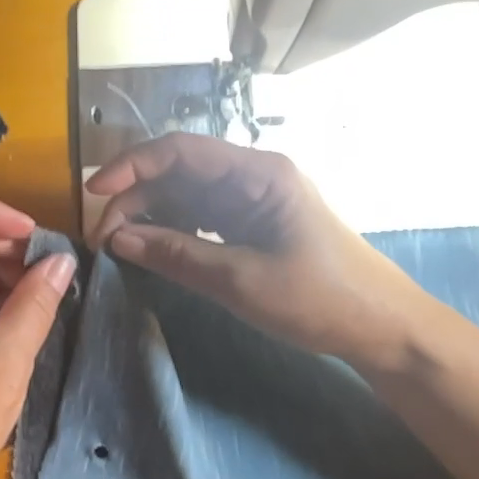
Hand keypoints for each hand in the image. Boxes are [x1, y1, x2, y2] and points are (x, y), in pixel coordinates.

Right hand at [85, 133, 436, 370]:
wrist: (383, 328)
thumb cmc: (320, 297)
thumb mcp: (241, 280)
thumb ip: (176, 254)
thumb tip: (117, 239)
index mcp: (257, 172)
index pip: (180, 150)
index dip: (132, 166)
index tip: (94, 194)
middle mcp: (250, 177)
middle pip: (176, 171)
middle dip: (134, 198)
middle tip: (103, 239)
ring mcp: (251, 200)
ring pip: (183, 195)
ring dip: (148, 215)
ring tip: (119, 246)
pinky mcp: (250, 225)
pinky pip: (198, 216)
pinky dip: (170, 230)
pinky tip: (152, 248)